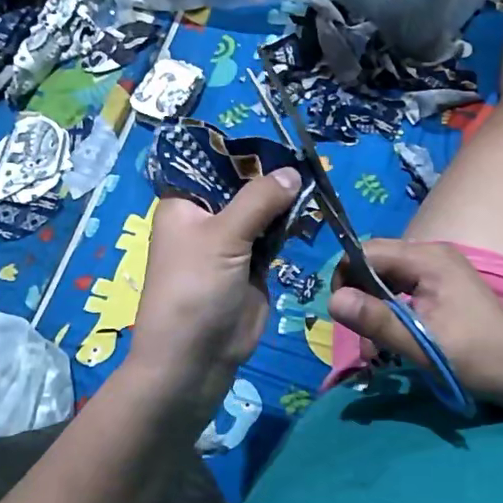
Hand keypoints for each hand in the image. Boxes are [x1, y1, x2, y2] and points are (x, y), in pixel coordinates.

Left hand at [129, 169, 303, 386]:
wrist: (197, 358)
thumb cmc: (195, 289)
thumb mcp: (223, 236)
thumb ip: (259, 200)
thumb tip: (294, 171)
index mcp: (184, 203)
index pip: (214, 164)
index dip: (246, 154)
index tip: (284, 144)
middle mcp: (206, 218)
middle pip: (243, 186)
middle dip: (273, 177)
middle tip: (311, 161)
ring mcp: (231, 242)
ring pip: (263, 211)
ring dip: (286, 202)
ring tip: (318, 180)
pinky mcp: (253, 265)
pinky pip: (274, 237)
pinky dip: (290, 227)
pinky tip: (312, 211)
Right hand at [327, 240, 502, 405]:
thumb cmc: (477, 356)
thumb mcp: (422, 344)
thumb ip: (377, 320)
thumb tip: (332, 301)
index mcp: (428, 259)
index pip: (368, 251)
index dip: (346, 277)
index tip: (342, 314)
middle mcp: (431, 255)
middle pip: (375, 264)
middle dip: (360, 299)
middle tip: (360, 339)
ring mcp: (438, 270)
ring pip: (386, 280)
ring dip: (374, 311)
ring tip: (375, 351)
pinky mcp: (441, 287)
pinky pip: (402, 291)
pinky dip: (391, 313)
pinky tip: (392, 341)